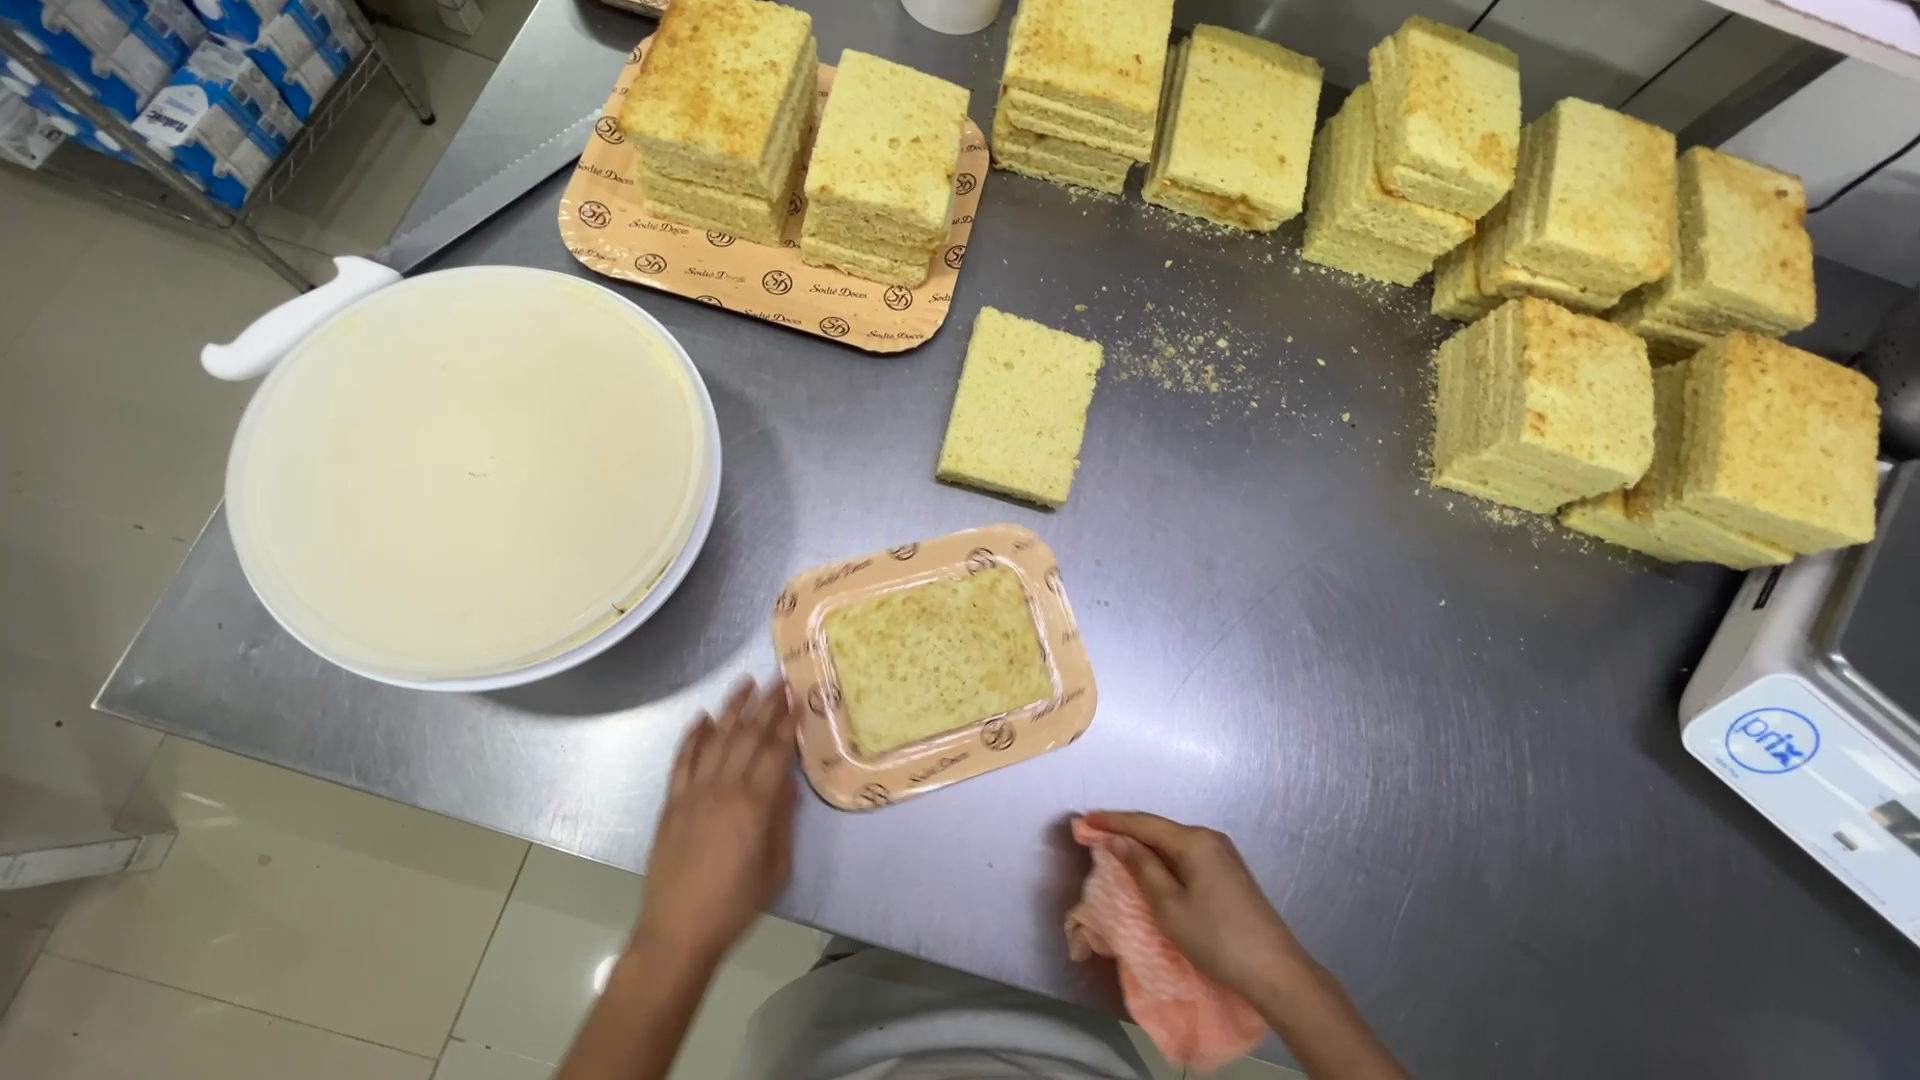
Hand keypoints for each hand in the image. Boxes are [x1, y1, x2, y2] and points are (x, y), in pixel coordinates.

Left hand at [635, 679, 799, 968]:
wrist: (678, 930)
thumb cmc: (736, 904)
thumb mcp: (776, 866)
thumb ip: (782, 821)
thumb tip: (787, 784)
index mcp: (755, 805)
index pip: (776, 750)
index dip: (788, 722)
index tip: (797, 697)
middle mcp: (724, 789)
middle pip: (748, 736)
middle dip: (765, 705)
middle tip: (779, 680)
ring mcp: (693, 793)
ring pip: (715, 739)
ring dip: (732, 709)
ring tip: (745, 684)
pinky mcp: (672, 803)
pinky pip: (683, 760)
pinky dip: (694, 736)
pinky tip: (704, 718)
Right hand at [1081, 810, 1303, 998]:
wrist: (1274, 970)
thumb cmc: (1216, 938)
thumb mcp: (1169, 906)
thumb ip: (1141, 867)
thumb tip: (1118, 840)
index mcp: (1194, 841)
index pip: (1143, 823)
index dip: (1111, 821)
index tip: (1084, 820)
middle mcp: (1209, 839)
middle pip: (1158, 830)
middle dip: (1125, 832)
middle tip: (1094, 834)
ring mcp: (1222, 855)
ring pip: (1172, 844)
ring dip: (1144, 846)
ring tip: (1115, 850)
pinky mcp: (1228, 873)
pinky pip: (1185, 856)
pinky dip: (1162, 859)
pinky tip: (1150, 868)